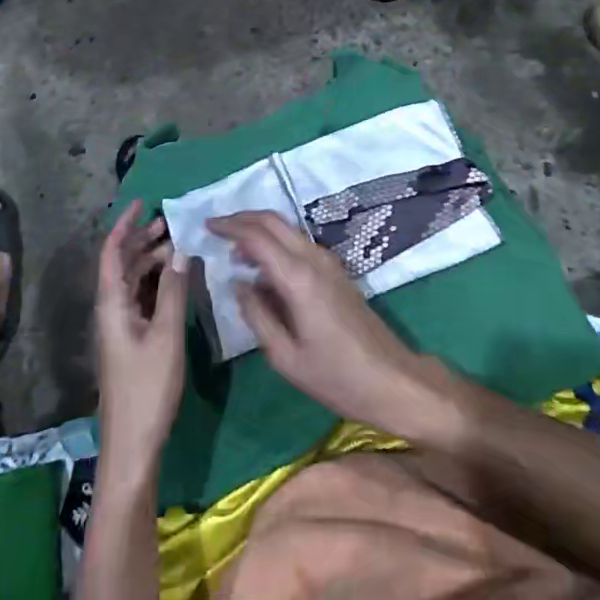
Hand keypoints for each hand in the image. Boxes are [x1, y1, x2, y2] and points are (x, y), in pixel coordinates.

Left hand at [95, 201, 188, 464]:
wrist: (133, 442)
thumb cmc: (147, 387)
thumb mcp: (166, 336)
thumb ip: (174, 292)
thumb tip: (181, 252)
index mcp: (112, 304)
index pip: (113, 253)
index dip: (124, 225)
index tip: (143, 203)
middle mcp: (111, 309)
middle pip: (123, 264)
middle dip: (143, 240)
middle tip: (172, 223)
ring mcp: (121, 326)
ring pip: (134, 281)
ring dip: (153, 261)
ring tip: (179, 247)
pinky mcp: (131, 340)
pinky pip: (142, 299)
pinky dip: (158, 283)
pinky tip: (178, 280)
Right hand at [210, 212, 457, 437]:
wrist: (393, 381)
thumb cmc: (336, 377)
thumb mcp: (285, 356)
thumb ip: (257, 315)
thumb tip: (238, 284)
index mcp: (299, 278)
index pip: (257, 236)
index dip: (229, 227)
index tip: (205, 227)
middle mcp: (315, 260)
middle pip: (274, 221)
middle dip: (242, 218)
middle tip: (215, 227)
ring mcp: (329, 264)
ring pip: (288, 229)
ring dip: (260, 230)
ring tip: (233, 251)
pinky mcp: (337, 273)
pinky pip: (299, 245)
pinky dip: (276, 243)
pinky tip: (263, 267)